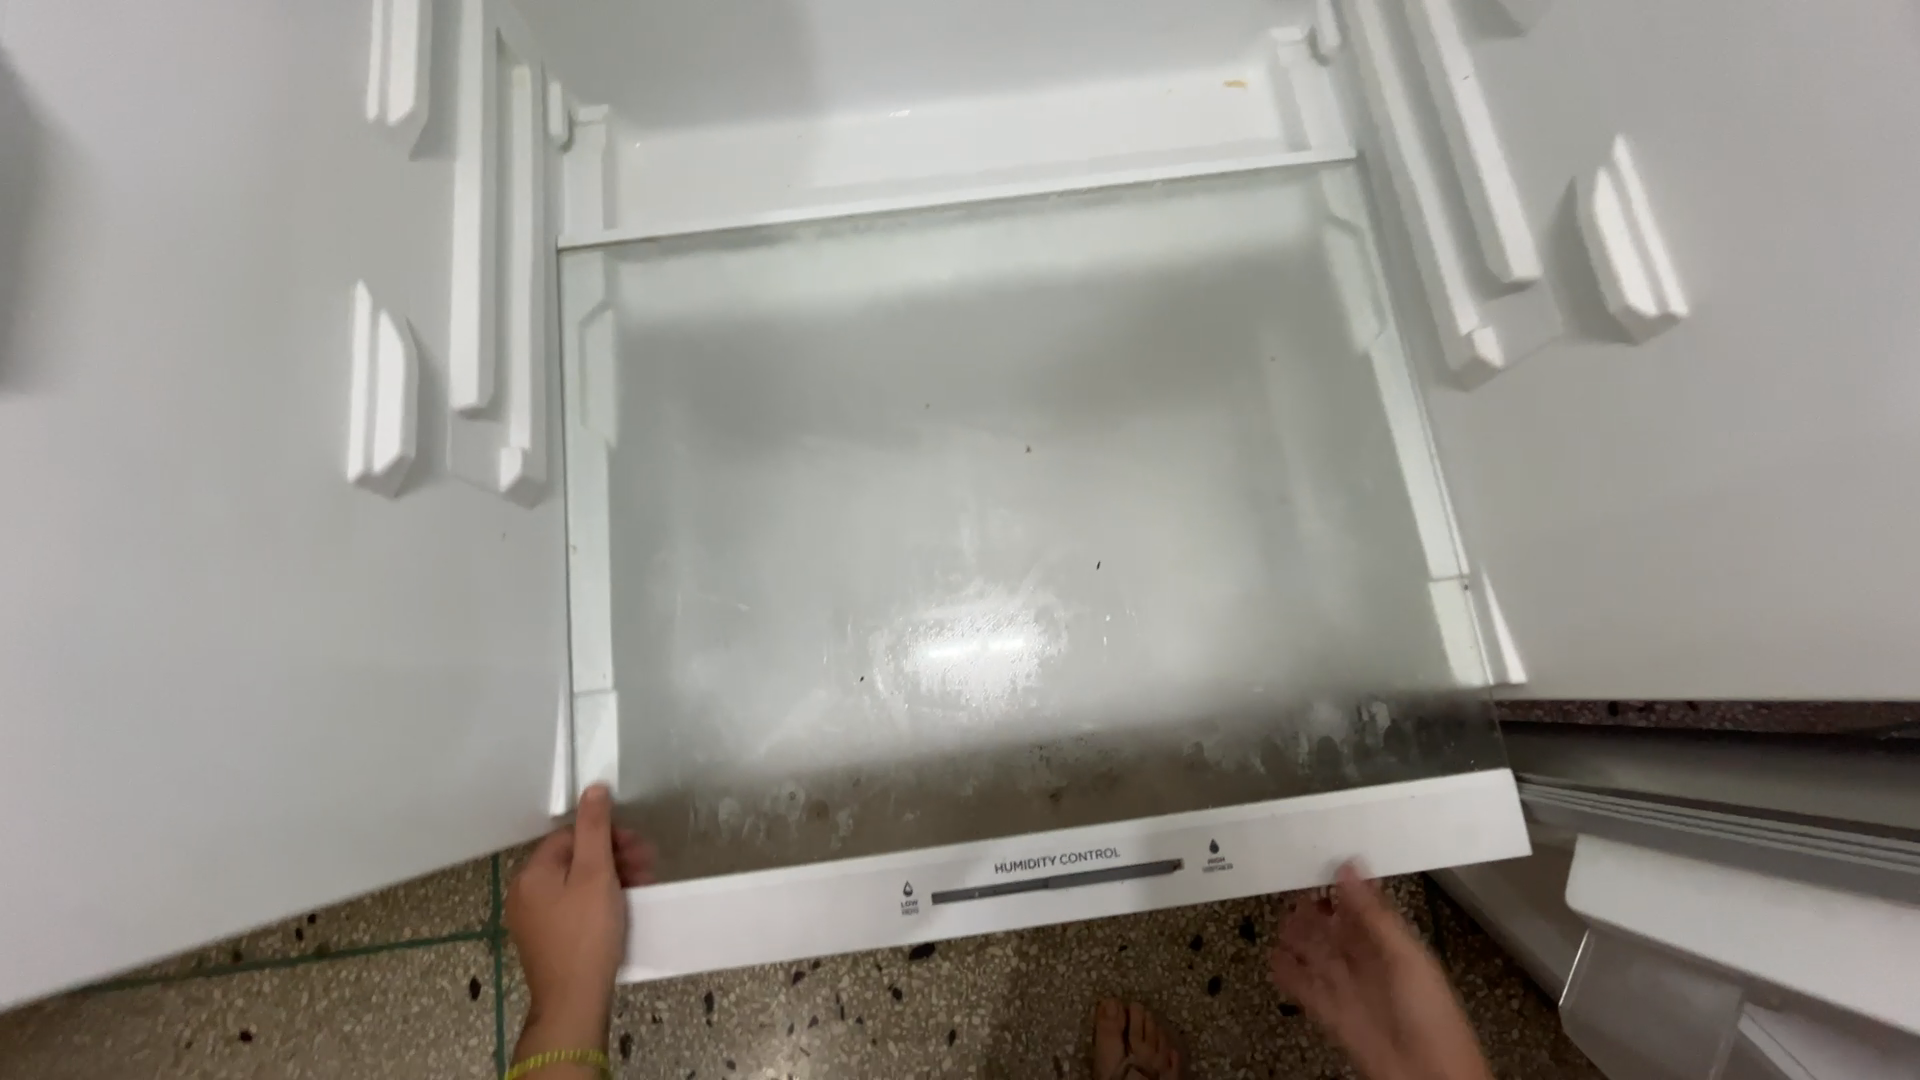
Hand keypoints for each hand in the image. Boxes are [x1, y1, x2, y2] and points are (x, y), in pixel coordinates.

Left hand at [506, 784, 655, 1053]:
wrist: (575, 999)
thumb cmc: (587, 930)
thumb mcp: (597, 872)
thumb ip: (595, 827)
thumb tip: (593, 787)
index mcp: (532, 873)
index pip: (572, 834)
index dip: (607, 835)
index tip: (636, 846)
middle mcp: (526, 892)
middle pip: (576, 856)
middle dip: (614, 855)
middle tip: (646, 863)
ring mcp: (535, 917)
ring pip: (579, 880)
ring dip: (613, 875)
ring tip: (643, 883)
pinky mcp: (548, 936)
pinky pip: (576, 902)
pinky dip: (601, 897)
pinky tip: (625, 902)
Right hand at [1269, 862, 1490, 1079]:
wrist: (1430, 1079)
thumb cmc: (1430, 1015)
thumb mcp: (1406, 957)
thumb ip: (1373, 913)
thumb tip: (1349, 865)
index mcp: (1388, 944)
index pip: (1359, 906)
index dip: (1338, 884)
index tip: (1315, 859)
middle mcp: (1365, 962)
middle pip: (1331, 928)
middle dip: (1310, 908)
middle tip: (1286, 884)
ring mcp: (1346, 987)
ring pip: (1315, 953)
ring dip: (1295, 936)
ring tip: (1276, 918)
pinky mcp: (1331, 1012)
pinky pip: (1304, 987)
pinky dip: (1287, 973)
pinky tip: (1272, 957)